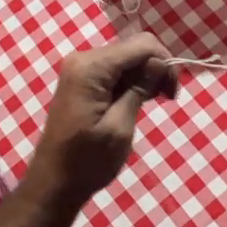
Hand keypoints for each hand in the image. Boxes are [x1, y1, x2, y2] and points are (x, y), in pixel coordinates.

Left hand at [25, 33, 171, 211]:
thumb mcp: (120, 128)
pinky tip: (137, 101)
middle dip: (155, 68)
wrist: (54, 182)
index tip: (172, 93)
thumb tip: (160, 62)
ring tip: (153, 102)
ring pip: (126, 58)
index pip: (141, 45)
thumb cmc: (87, 162)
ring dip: (144, 76)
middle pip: (133, 48)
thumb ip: (139, 89)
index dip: (164, 62)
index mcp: (91, 67)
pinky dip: (130, 81)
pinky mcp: (81, 79)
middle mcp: (83, 59)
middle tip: (167, 99)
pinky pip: (113, 70)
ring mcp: (79, 68)